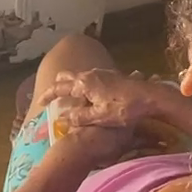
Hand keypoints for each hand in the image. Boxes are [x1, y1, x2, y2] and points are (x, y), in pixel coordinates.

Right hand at [43, 69, 191, 137]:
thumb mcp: (100, 117)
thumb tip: (62, 117)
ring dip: (71, 85)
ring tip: (70, 98)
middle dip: (58, 86)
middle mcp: (90, 75)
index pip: (59, 88)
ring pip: (79, 76)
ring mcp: (102, 74)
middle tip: (53, 97)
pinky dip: (83, 85)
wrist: (152, 97)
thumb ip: (80, 117)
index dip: (48, 96)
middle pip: (67, 76)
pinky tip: (90, 95)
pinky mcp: (112, 76)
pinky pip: (90, 78)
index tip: (40, 104)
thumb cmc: (125, 108)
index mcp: (84, 84)